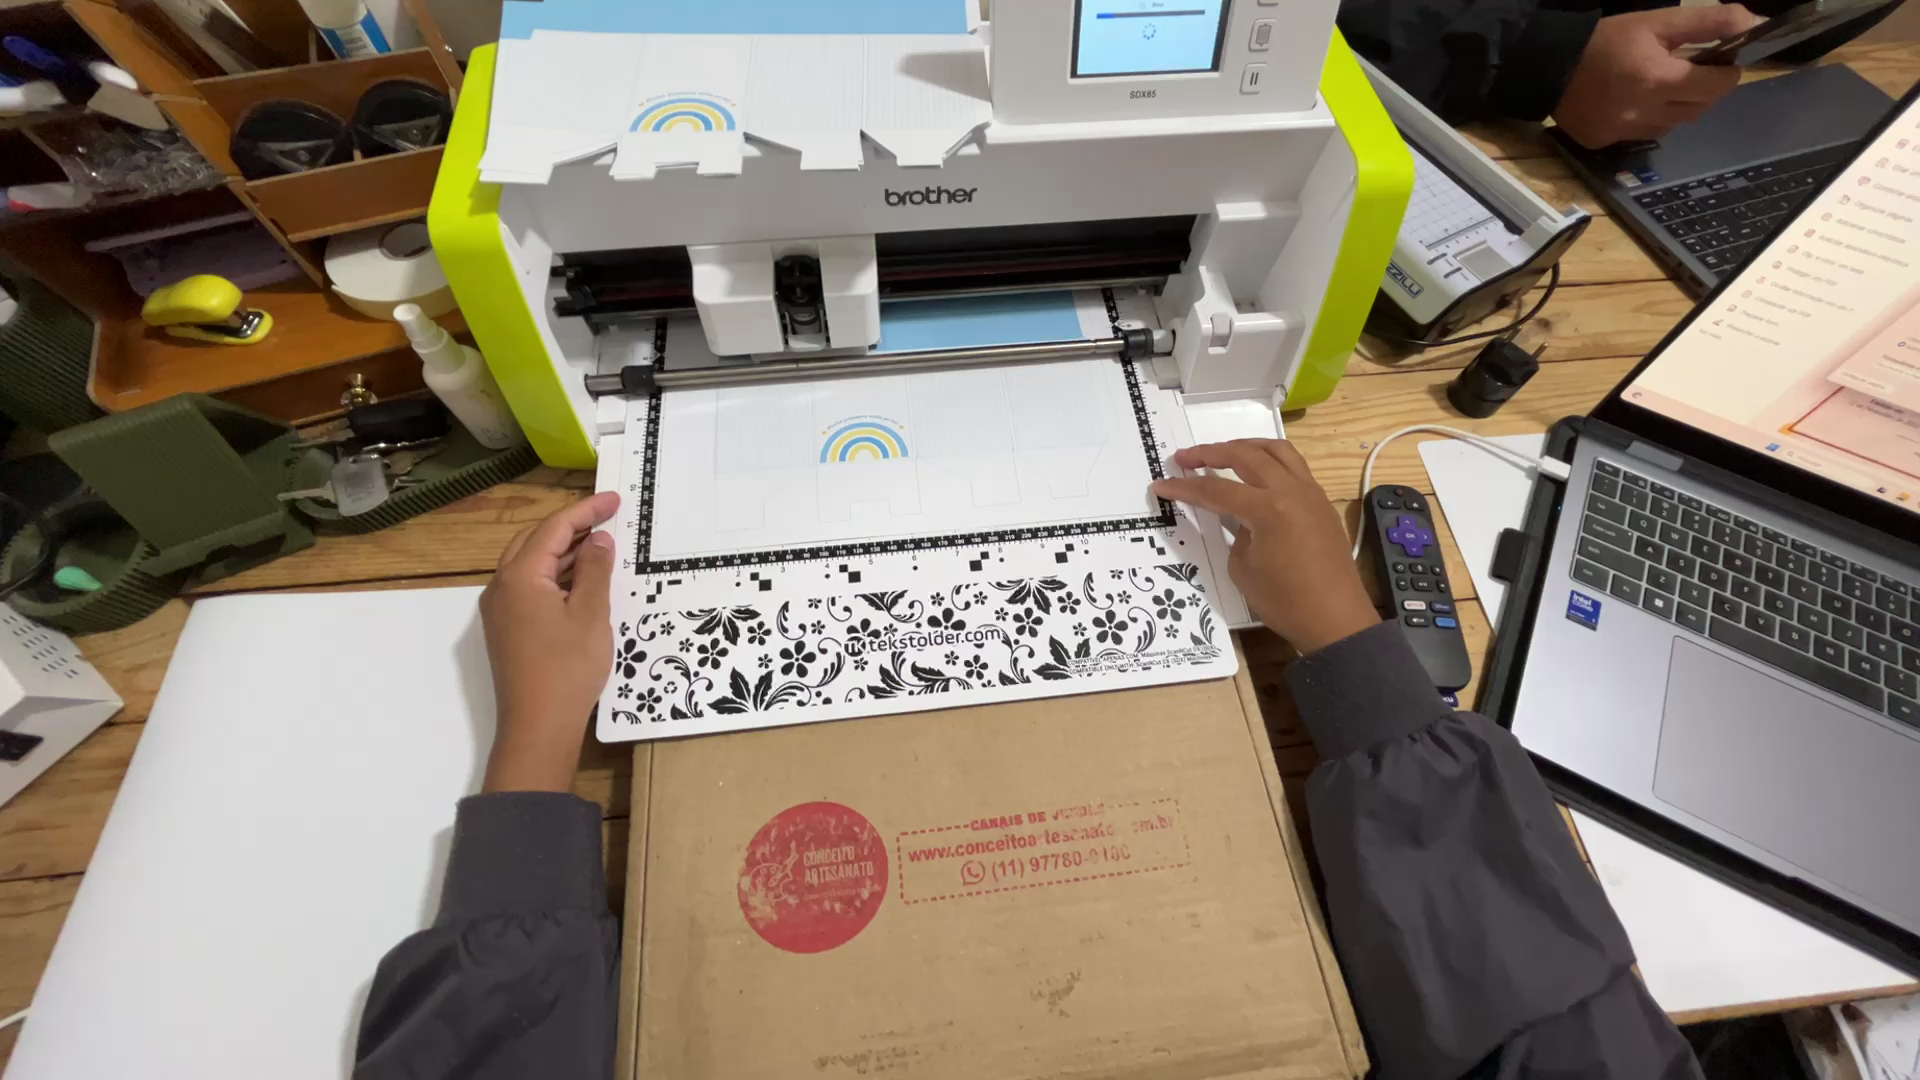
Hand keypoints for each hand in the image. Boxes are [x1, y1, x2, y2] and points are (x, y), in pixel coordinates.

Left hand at [478, 492, 619, 792]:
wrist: (539, 724)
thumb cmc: (568, 667)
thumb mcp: (591, 614)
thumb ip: (595, 571)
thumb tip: (598, 540)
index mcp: (520, 578)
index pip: (553, 530)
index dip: (585, 511)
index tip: (614, 500)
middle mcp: (502, 587)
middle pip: (535, 541)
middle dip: (570, 526)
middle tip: (607, 517)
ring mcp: (502, 609)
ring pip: (532, 564)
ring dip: (565, 550)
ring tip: (601, 544)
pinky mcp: (509, 627)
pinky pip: (531, 585)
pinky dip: (558, 573)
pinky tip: (583, 578)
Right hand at [1151, 440, 1378, 654]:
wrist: (1335, 620)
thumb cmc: (1284, 601)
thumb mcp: (1242, 567)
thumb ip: (1236, 533)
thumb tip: (1239, 519)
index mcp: (1268, 509)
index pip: (1216, 490)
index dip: (1185, 487)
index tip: (1161, 484)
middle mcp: (1291, 491)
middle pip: (1245, 456)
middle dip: (1210, 453)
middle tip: (1184, 458)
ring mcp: (1310, 493)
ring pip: (1276, 451)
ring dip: (1245, 447)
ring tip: (1222, 452)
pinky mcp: (1320, 503)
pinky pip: (1293, 467)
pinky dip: (1268, 461)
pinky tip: (1253, 473)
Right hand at [1552, 4, 1760, 148]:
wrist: (1551, 70)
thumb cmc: (1608, 41)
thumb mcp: (1662, 21)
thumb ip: (1713, 22)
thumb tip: (1756, 25)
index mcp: (1660, 80)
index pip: (1718, 86)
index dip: (1726, 73)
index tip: (1718, 64)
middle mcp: (1641, 112)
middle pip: (1697, 111)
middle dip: (1703, 92)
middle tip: (1691, 76)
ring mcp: (1618, 131)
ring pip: (1670, 126)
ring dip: (1675, 109)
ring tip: (1660, 92)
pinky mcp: (1601, 141)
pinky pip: (1638, 135)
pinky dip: (1644, 121)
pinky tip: (1631, 106)